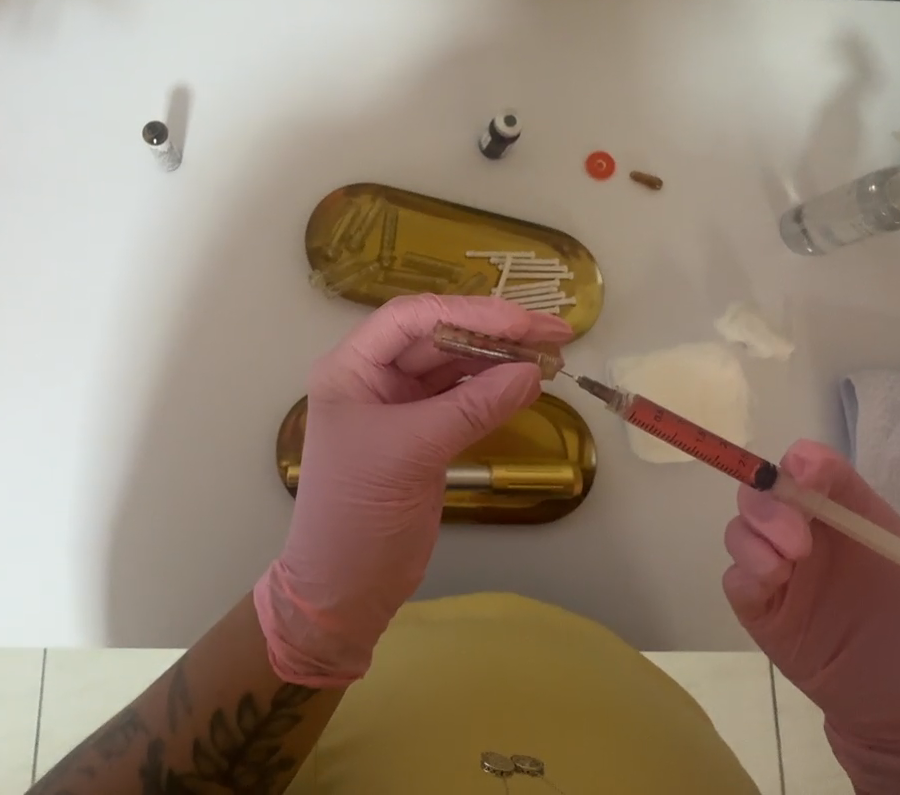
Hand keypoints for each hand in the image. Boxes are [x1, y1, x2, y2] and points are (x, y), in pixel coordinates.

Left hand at [254, 294, 572, 686]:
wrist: (345, 587)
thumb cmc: (358, 514)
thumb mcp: (412, 453)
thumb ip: (472, 408)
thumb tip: (532, 372)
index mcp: (351, 367)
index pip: (411, 318)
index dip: (467, 312)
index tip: (521, 321)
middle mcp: (373, 376)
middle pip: (437, 337)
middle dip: (493, 332)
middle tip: (554, 333)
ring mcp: (399, 405)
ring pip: (453, 365)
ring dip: (499, 358)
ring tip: (552, 355)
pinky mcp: (422, 433)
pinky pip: (462, 397)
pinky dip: (494, 389)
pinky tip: (527, 383)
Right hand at [723, 440, 899, 793]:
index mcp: (858, 521)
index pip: (824, 471)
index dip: (809, 461)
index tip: (806, 466)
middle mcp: (811, 533)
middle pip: (771, 490)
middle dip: (771, 497)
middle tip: (794, 532)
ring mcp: (781, 567)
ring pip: (745, 525)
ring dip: (754, 532)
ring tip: (782, 562)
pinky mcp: (761, 601)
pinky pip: (737, 573)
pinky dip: (743, 569)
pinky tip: (766, 583)